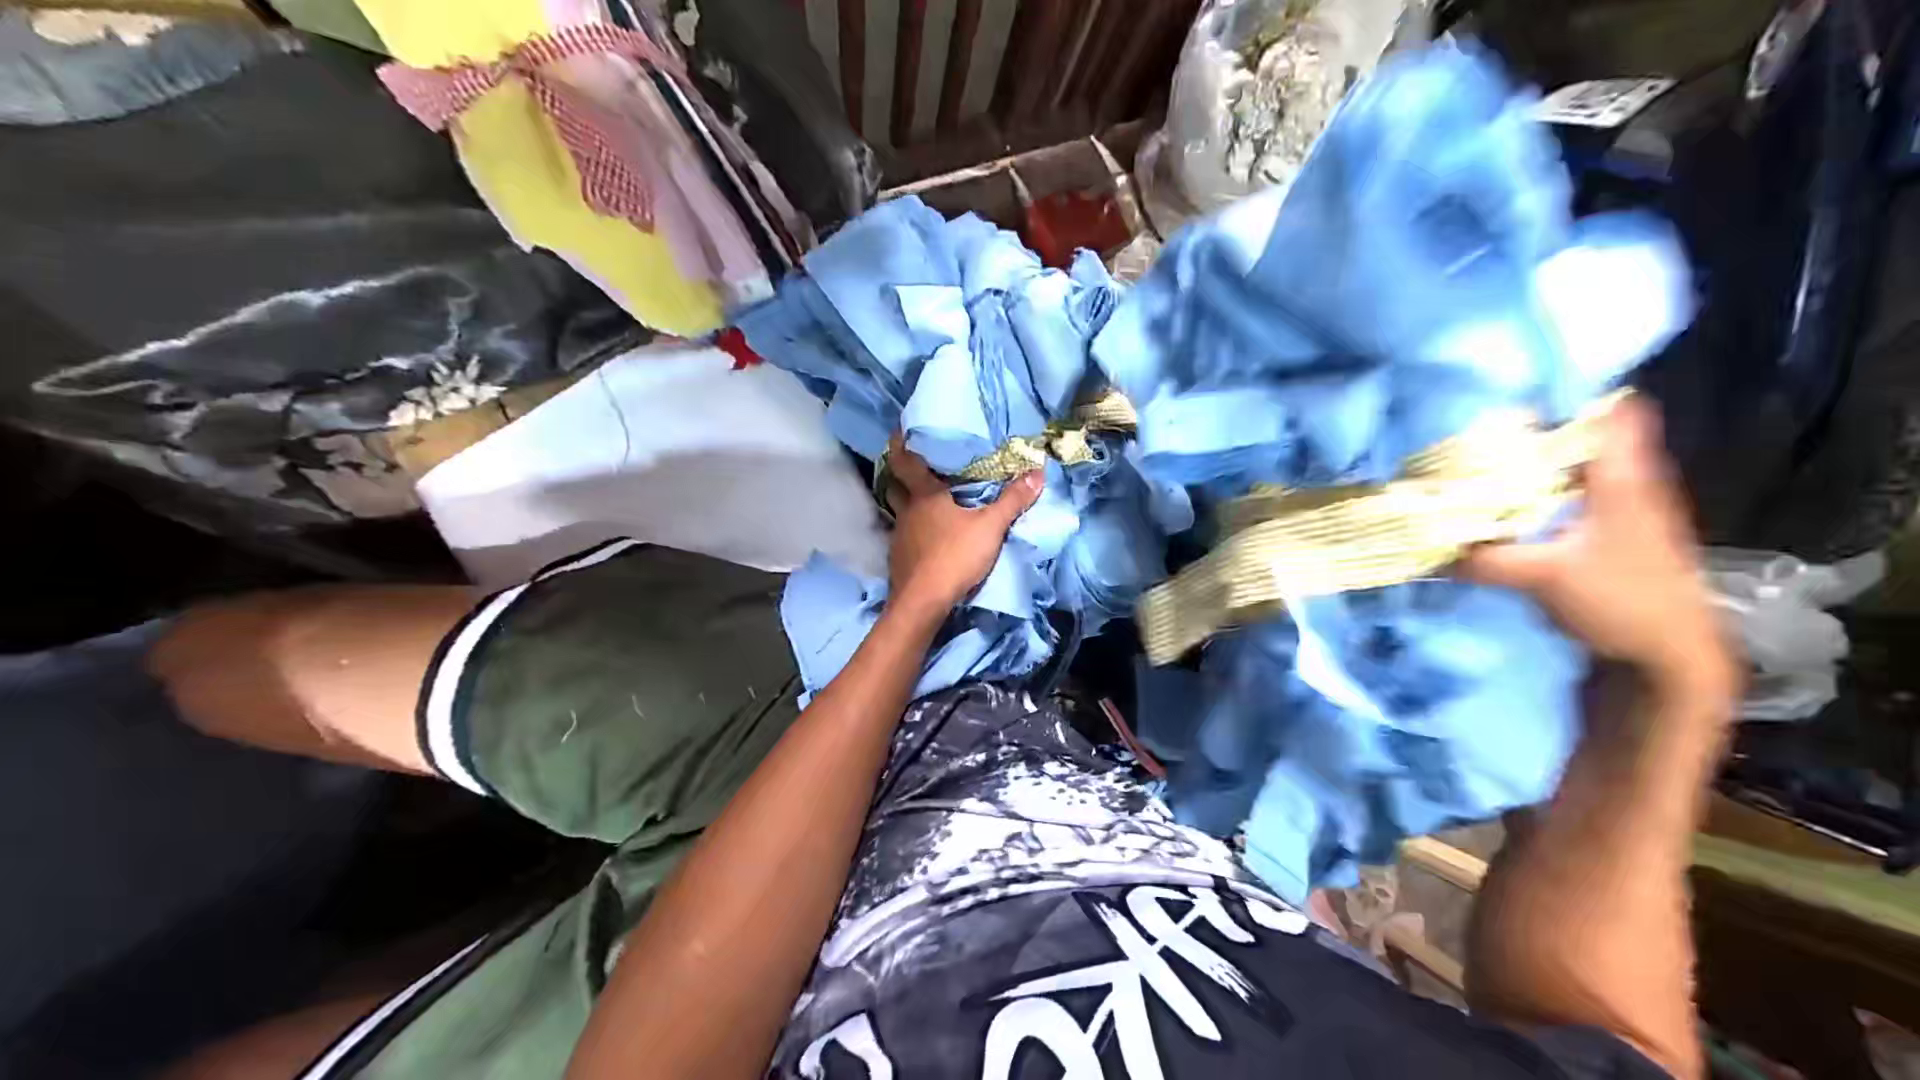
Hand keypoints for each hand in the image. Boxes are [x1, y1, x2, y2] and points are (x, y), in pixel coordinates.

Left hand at [884, 435, 1044, 618]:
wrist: (922, 602)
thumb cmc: (954, 555)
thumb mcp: (990, 527)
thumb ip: (1013, 500)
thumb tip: (1038, 470)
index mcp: (924, 496)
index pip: (905, 462)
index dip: (900, 444)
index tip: (897, 431)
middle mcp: (906, 512)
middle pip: (895, 486)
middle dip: (901, 475)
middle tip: (912, 465)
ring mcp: (899, 537)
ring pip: (899, 512)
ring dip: (907, 504)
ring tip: (923, 500)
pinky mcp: (899, 560)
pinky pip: (904, 536)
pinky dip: (913, 531)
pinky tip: (926, 536)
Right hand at [1460, 397, 1735, 701]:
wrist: (1670, 655)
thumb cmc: (1622, 601)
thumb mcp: (1542, 577)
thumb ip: (1482, 558)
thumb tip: (1424, 545)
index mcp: (1624, 478)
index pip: (1612, 411)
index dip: (1570, 393)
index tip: (1514, 392)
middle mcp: (1628, 482)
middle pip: (1582, 436)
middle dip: (1533, 429)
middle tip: (1476, 430)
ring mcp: (1621, 508)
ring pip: (1573, 466)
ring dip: (1532, 463)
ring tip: (1478, 463)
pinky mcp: (1607, 533)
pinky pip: (1566, 495)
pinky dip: (1535, 492)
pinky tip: (1500, 505)